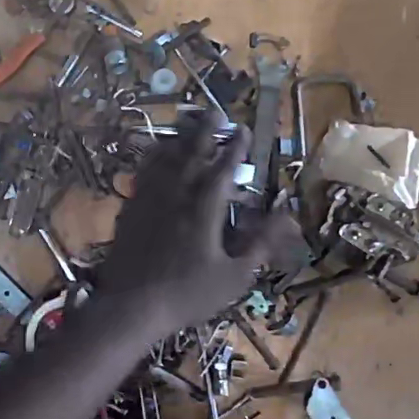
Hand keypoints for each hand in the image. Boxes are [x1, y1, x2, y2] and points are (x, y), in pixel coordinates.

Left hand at [91, 116, 298, 338]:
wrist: (130, 306)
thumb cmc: (187, 295)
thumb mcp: (234, 276)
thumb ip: (261, 243)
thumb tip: (288, 214)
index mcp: (203, 210)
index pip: (222, 170)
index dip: (235, 148)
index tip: (244, 130)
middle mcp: (175, 196)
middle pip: (190, 154)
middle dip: (205, 132)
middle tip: (215, 113)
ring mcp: (148, 200)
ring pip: (164, 160)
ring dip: (178, 139)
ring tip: (187, 124)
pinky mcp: (129, 210)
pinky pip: (143, 174)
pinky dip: (153, 158)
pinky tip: (155, 155)